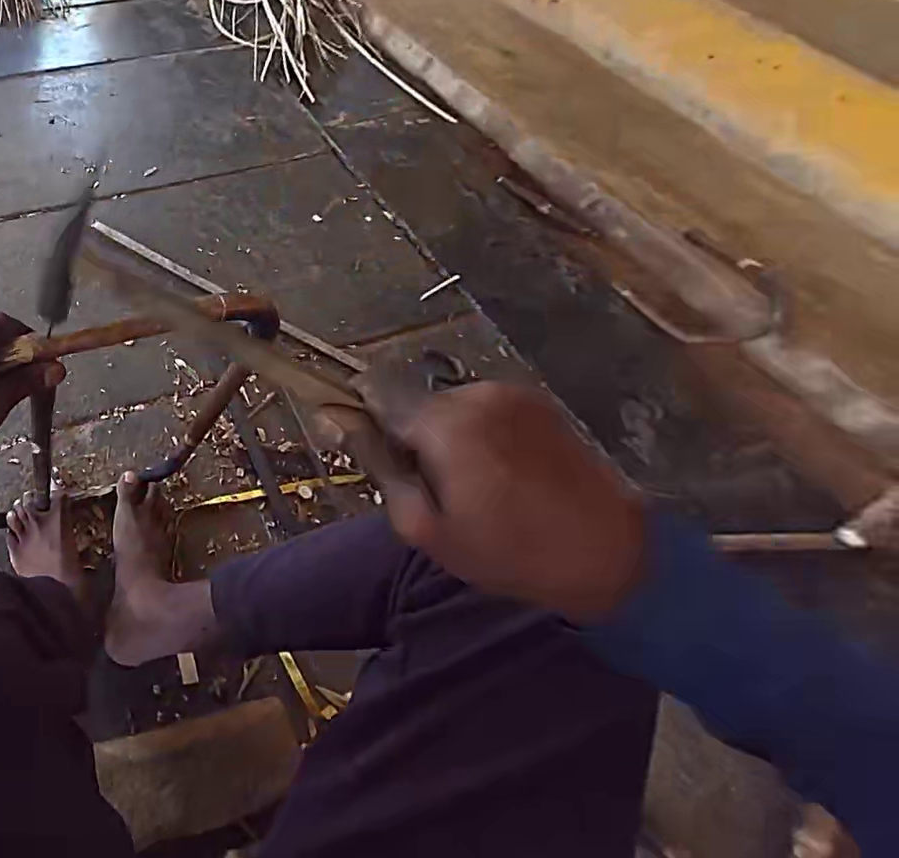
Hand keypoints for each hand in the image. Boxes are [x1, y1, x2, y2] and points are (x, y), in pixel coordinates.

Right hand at [323, 377, 646, 622]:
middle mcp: (476, 396)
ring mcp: (512, 396)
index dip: (366, 430)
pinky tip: (496, 472)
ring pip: (443, 408)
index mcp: (446, 423)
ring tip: (469, 481)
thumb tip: (340, 421)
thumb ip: (379, 468)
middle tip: (431, 485)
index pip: (373, 402)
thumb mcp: (424, 528)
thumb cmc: (511, 553)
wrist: (619, 562)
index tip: (380, 461)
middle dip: (409, 438)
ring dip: (442, 436)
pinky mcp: (537, 404)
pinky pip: (478, 411)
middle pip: (410, 406)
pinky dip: (474, 434)